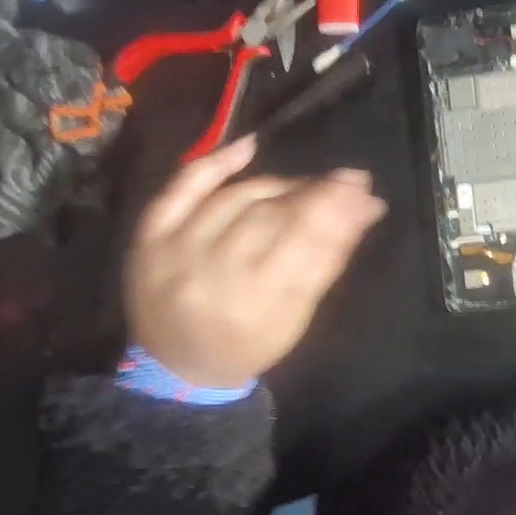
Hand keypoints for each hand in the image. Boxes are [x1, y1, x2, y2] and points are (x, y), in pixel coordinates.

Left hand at [124, 137, 386, 388]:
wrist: (178, 367)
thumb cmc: (248, 346)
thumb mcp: (294, 319)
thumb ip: (324, 263)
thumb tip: (365, 210)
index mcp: (254, 303)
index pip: (301, 239)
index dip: (335, 208)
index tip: (363, 188)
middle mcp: (213, 271)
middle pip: (271, 214)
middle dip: (315, 193)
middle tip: (349, 180)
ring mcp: (177, 248)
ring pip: (237, 198)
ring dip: (280, 184)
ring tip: (310, 184)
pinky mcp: (150, 235)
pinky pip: (184, 186)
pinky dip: (216, 163)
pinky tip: (250, 147)